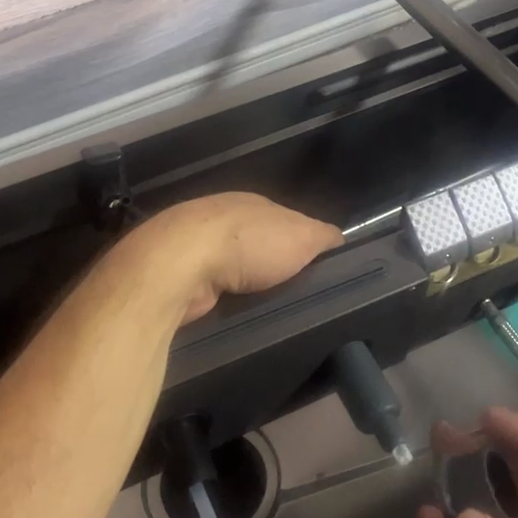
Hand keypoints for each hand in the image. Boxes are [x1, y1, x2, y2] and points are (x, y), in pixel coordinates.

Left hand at [120, 192, 342, 322]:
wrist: (179, 263)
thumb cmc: (248, 242)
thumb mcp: (303, 235)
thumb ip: (323, 235)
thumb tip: (339, 238)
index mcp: (253, 204)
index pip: (285, 221)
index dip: (300, 243)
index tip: (315, 270)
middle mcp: (222, 218)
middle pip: (255, 243)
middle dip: (271, 265)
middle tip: (293, 295)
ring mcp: (195, 246)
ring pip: (230, 267)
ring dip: (244, 284)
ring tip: (265, 309)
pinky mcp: (178, 274)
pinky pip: (209, 288)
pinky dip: (220, 299)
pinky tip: (231, 313)